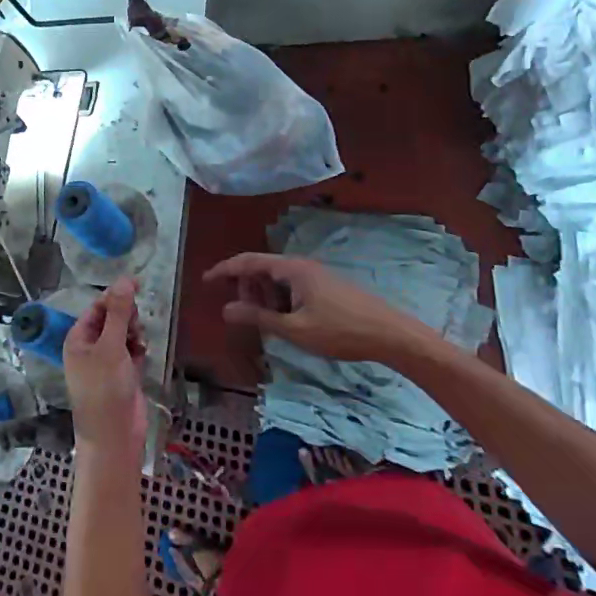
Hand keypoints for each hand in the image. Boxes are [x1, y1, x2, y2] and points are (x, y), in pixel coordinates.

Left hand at [63, 276, 148, 455]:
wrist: (114, 436)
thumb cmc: (105, 389)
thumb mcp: (111, 346)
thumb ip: (119, 313)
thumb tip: (125, 279)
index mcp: (78, 339)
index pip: (98, 307)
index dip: (116, 296)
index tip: (138, 286)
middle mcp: (90, 348)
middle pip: (112, 319)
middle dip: (126, 317)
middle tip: (135, 326)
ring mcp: (106, 363)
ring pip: (124, 334)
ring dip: (134, 333)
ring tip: (139, 344)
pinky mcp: (122, 375)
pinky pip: (132, 351)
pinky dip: (138, 350)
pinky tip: (142, 356)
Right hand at [205, 252, 437, 364]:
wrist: (390, 334)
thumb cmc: (340, 332)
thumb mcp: (294, 329)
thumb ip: (259, 318)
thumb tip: (226, 309)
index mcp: (292, 269)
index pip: (248, 261)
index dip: (224, 270)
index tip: (205, 281)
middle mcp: (302, 265)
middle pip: (263, 268)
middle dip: (246, 286)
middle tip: (242, 313)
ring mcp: (316, 275)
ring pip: (279, 279)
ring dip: (265, 296)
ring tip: (266, 322)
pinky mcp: (327, 287)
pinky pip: (293, 286)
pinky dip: (280, 299)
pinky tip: (286, 321)